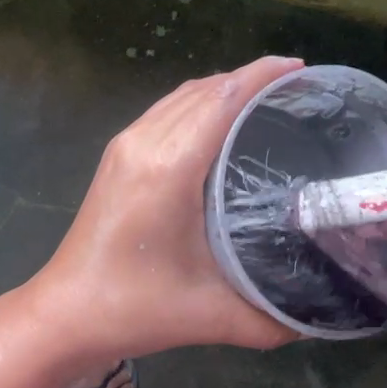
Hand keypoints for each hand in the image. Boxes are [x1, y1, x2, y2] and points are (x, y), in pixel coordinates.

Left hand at [27, 56, 304, 359]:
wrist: (66, 313)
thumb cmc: (136, 308)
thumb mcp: (214, 315)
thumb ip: (274, 318)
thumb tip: (320, 317)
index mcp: (168, 167)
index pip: (221, 100)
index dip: (261, 76)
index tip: (300, 68)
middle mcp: (144, 142)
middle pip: (203, 90)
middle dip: (249, 77)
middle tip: (297, 86)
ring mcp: (126, 144)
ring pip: (181, 96)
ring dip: (224, 87)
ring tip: (267, 96)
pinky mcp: (117, 154)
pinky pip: (166, 110)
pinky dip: (200, 102)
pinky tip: (222, 120)